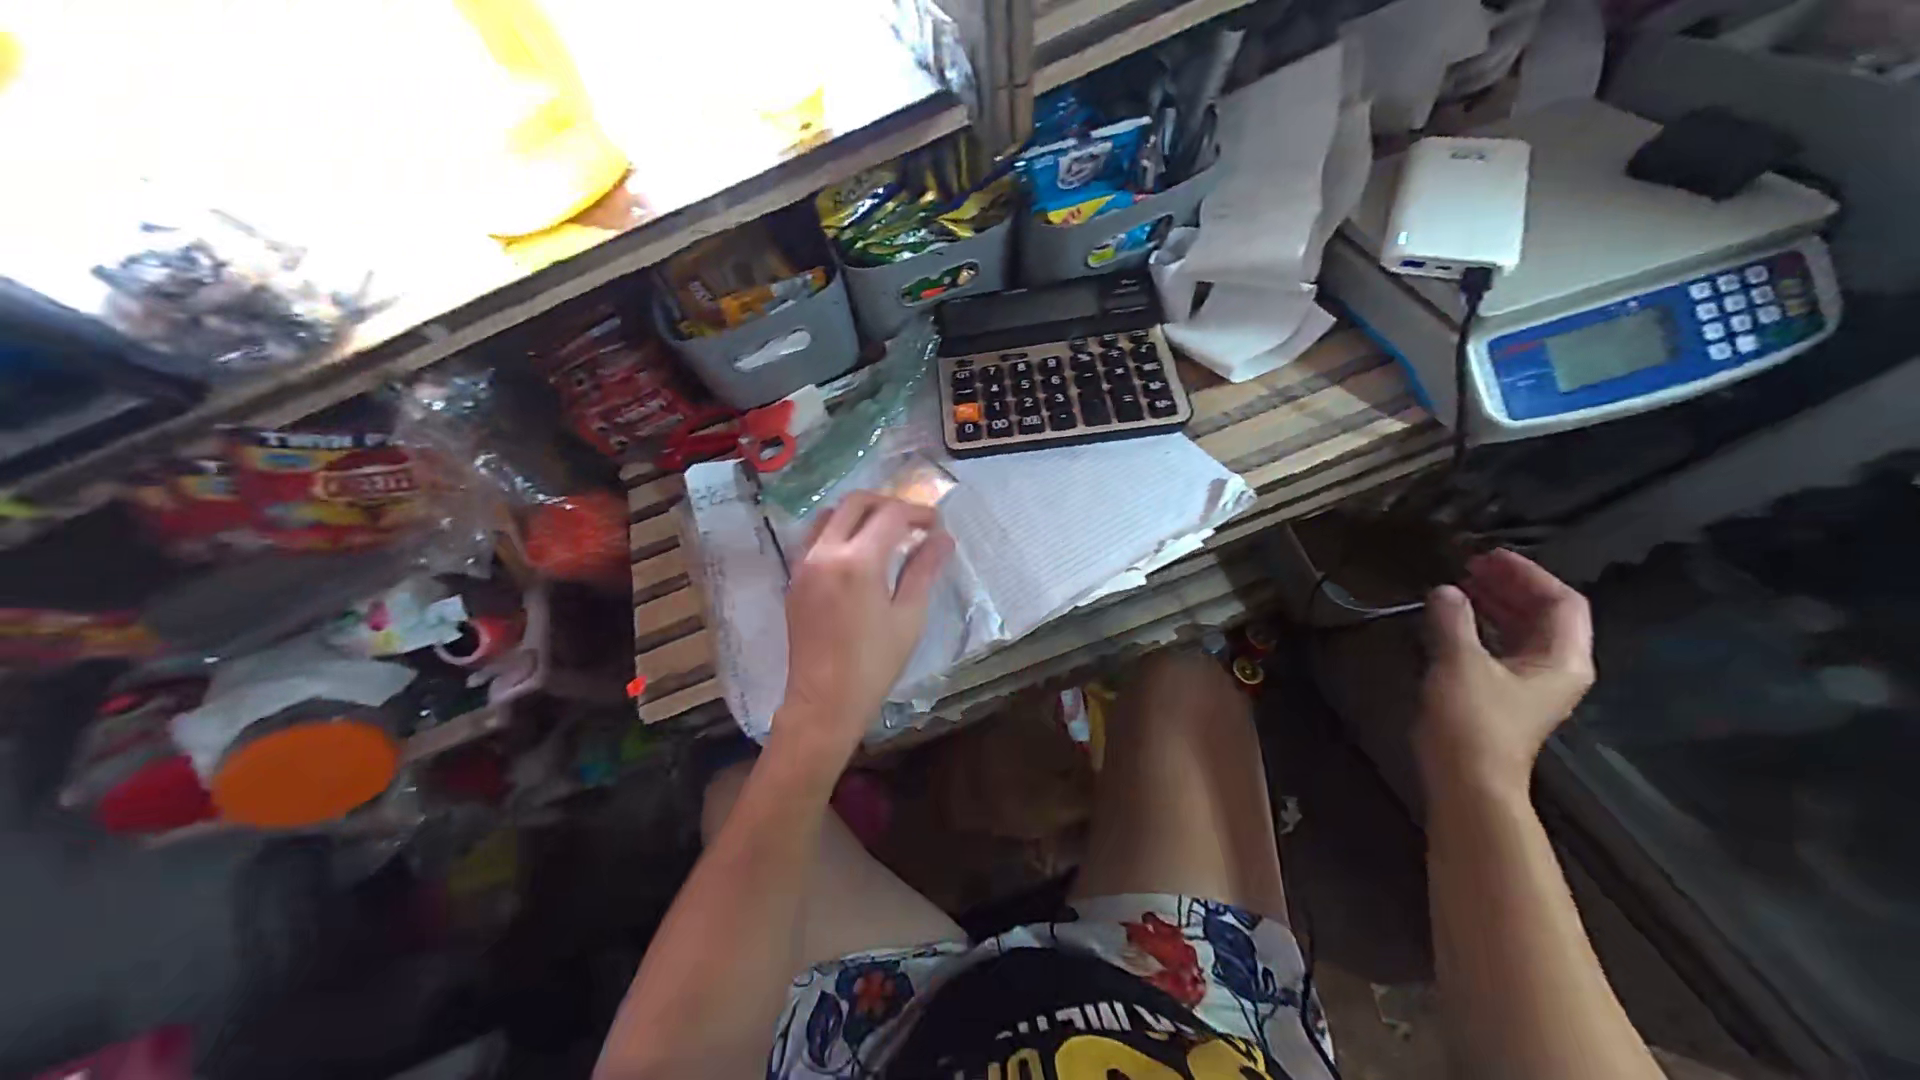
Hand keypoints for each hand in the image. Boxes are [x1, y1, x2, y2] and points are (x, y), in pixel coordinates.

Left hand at [777, 493, 954, 760]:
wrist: (824, 701)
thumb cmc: (874, 664)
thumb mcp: (909, 616)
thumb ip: (924, 570)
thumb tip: (943, 538)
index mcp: (857, 561)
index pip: (891, 515)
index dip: (917, 512)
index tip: (935, 523)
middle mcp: (825, 552)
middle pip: (856, 503)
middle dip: (888, 504)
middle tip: (912, 522)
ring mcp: (804, 564)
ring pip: (831, 515)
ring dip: (860, 514)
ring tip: (885, 533)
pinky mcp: (794, 578)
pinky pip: (815, 537)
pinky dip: (838, 530)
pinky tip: (857, 552)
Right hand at [1417, 549, 1594, 797]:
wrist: (1468, 780)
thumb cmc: (1473, 721)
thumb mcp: (1459, 663)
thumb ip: (1452, 620)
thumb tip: (1444, 590)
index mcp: (1562, 659)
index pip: (1561, 602)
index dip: (1528, 574)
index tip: (1488, 556)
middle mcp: (1556, 668)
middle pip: (1545, 614)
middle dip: (1510, 585)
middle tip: (1471, 564)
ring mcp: (1532, 683)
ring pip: (1522, 630)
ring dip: (1495, 604)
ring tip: (1461, 584)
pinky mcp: (1506, 694)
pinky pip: (1503, 647)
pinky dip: (1483, 626)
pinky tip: (1456, 617)